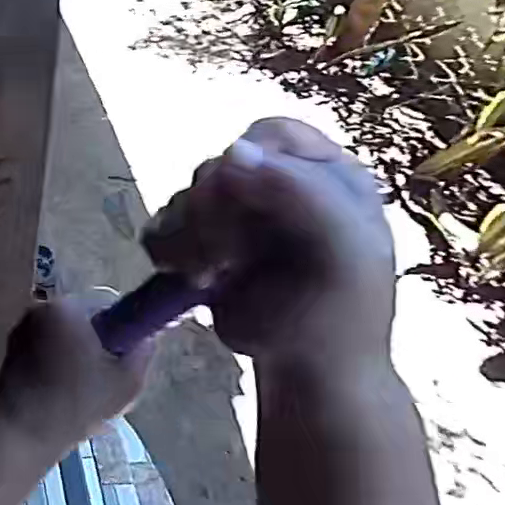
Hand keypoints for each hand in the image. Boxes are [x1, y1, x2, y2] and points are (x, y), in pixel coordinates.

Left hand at [0, 296, 151, 449]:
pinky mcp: (10, 352)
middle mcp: (39, 310)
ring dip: (75, 358)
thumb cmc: (77, 402)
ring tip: (83, 393)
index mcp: (66, 308)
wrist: (22, 431)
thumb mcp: (126, 381)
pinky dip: (56, 367)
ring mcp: (21, 330)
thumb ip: (142, 352)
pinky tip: (62, 396)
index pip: (105, 306)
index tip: (123, 359)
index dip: (120, 331)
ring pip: (62, 339)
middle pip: (82, 322)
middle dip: (96, 346)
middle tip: (105, 380)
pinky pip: (44, 352)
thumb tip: (145, 338)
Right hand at [143, 118, 395, 368]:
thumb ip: (301, 192)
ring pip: (183, 196)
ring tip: (206, 276)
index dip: (250, 167)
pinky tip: (186, 276)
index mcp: (322, 172)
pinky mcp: (197, 239)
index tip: (242, 210)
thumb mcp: (343, 249)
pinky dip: (165, 249)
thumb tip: (232, 150)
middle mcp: (273, 184)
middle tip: (227, 257)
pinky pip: (161, 222)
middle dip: (213, 213)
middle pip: (216, 166)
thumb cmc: (336, 313)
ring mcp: (231, 212)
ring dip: (187, 237)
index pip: (269, 137)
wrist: (305, 367)